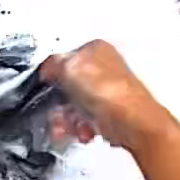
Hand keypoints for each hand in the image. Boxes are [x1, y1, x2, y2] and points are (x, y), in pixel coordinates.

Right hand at [39, 40, 178, 153]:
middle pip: (65, 87)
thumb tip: (46, 69)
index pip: (62, 60)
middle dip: (58, 103)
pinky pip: (83, 119)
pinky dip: (79, 127)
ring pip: (72, 106)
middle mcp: (103, 68)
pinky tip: (83, 129)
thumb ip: (52, 63)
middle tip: (58, 110)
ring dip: (66, 119)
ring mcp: (106, 91)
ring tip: (70, 124)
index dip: (51, 76)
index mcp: (95, 49)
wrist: (133, 123)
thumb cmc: (111, 93)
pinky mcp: (109, 112)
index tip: (47, 87)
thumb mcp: (68, 67)